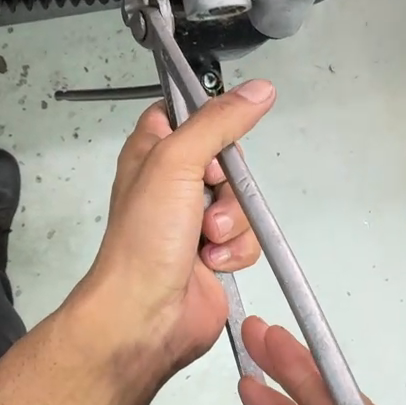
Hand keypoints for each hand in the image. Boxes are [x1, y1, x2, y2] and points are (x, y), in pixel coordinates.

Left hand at [70, 81, 272, 388]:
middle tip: (208, 196)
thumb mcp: (177, 161)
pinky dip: (235, 250)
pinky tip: (212, 263)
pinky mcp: (214, 252)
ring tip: (206, 239)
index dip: (208, 120)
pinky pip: (245, 237)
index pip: (186, 113)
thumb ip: (218, 123)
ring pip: (240, 200)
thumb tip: (259, 89)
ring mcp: (193, 218)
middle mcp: (171, 180)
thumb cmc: (146, 234)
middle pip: (226, 158)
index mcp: (151, 150)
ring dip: (231, 221)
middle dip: (228, 182)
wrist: (146, 315)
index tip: (218, 135)